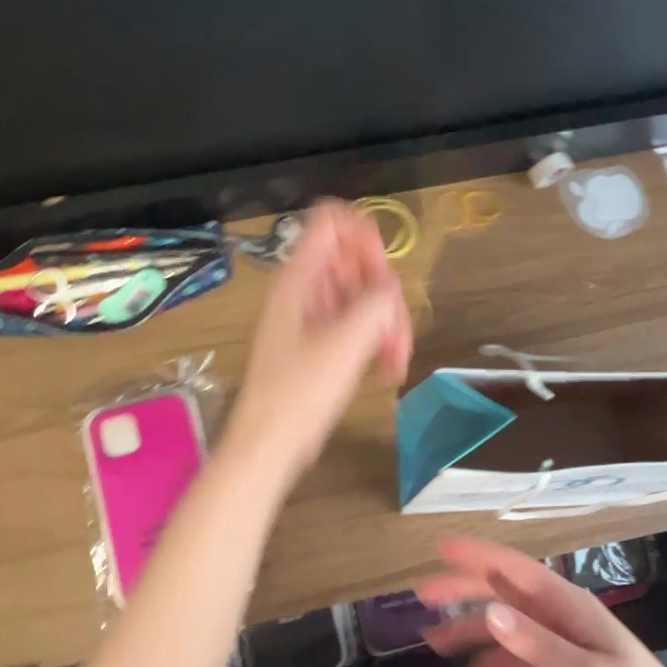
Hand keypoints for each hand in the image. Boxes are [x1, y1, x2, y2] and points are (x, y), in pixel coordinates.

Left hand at [227, 200, 412, 471]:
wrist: (269, 445)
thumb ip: (375, 303)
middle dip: (384, 291)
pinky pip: (355, 323)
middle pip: (355, 261)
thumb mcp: (345, 343)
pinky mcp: (319, 343)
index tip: (383, 273)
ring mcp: (311, 316)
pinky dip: (375, 339)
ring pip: (361, 295)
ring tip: (397, 359)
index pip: (332, 221)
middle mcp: (304, 289)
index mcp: (299, 277)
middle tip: (397, 331)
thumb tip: (391, 292)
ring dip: (386, 322)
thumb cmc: (298, 394)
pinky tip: (387, 368)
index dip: (364, 235)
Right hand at [418, 537, 666, 666]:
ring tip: (435, 642)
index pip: (516, 569)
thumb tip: (488, 610)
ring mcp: (561, 639)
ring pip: (507, 623)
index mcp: (569, 605)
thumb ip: (537, 643)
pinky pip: (519, 652)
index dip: (478, 556)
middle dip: (464, 590)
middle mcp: (561, 614)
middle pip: (505, 592)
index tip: (440, 549)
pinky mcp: (563, 665)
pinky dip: (495, 659)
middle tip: (423, 596)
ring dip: (473, 629)